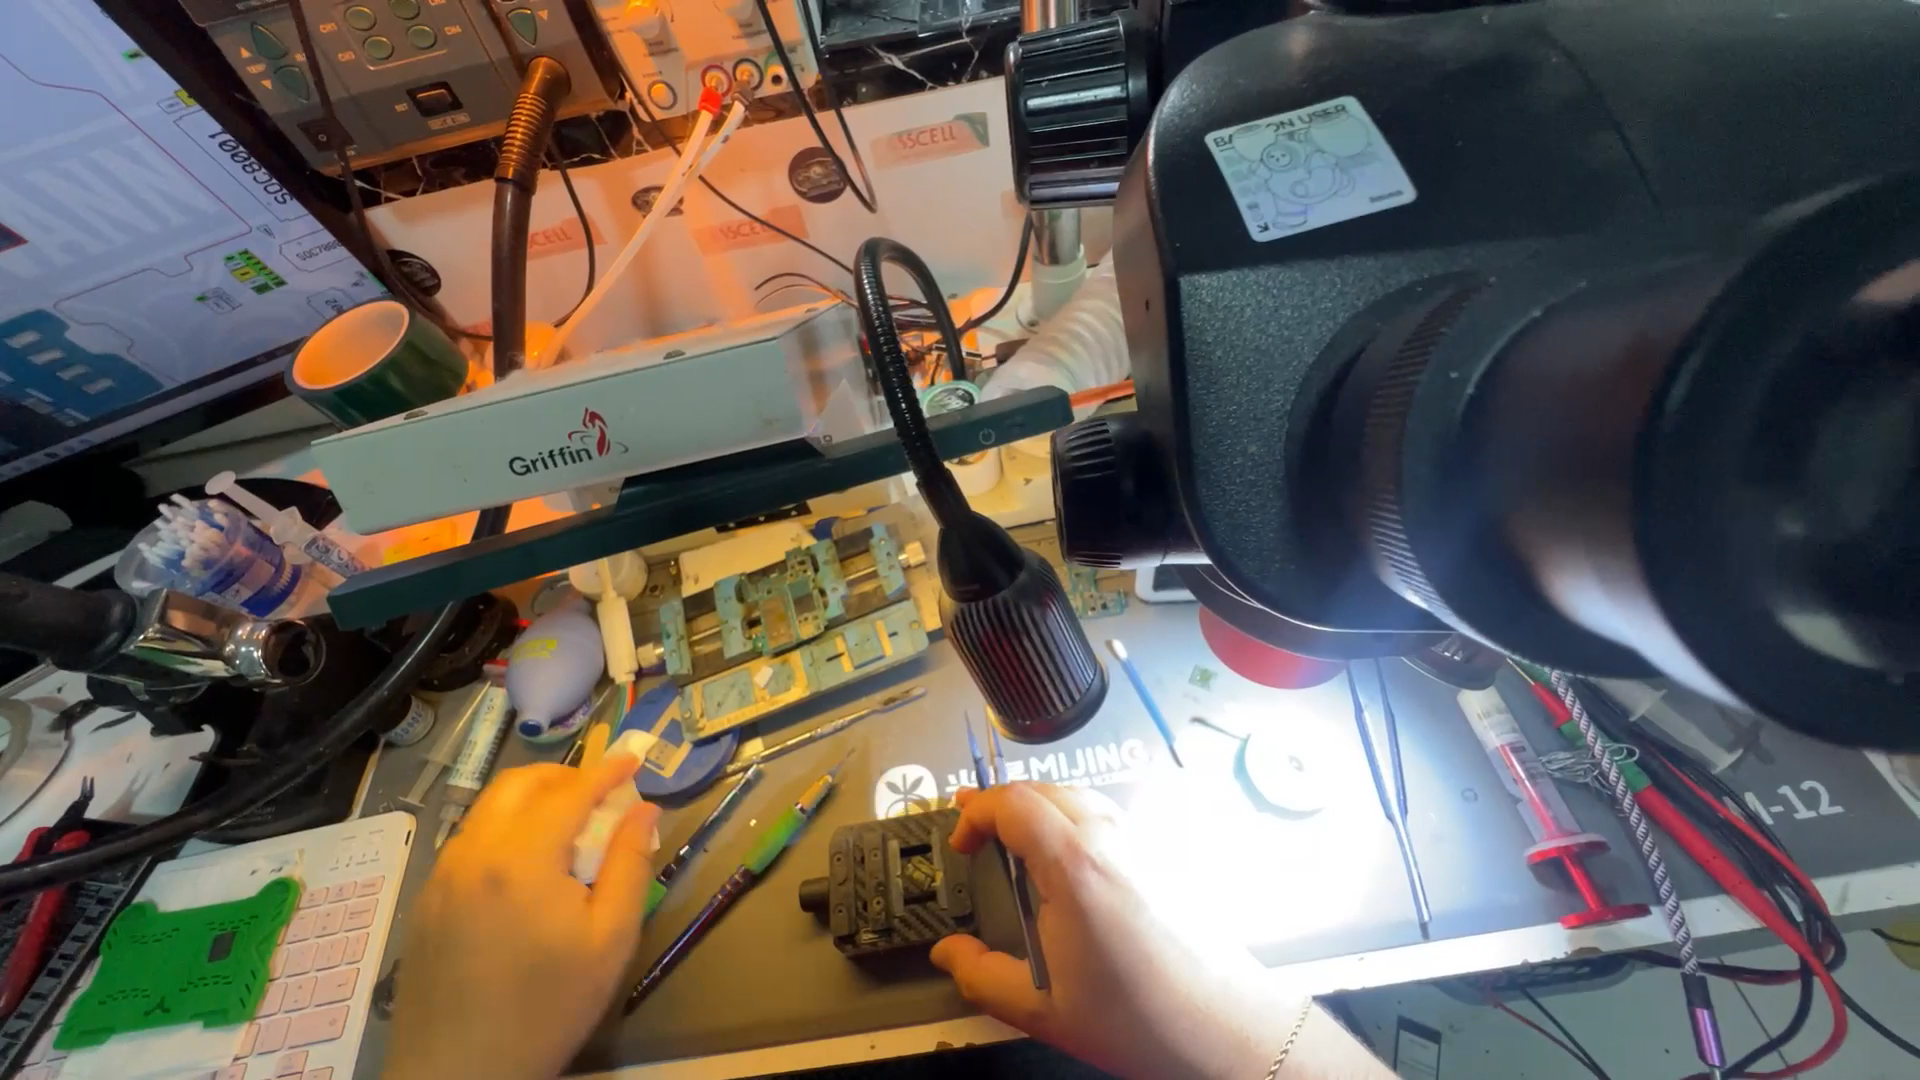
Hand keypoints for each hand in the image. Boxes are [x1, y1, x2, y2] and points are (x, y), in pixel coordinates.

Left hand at [383, 756, 660, 1079]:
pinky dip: (506, 826)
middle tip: (600, 791)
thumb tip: (645, 810)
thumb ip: (630, 863)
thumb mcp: (609, 939)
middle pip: (518, 785)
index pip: (571, 792)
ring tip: (569, 825)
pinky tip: (529, 862)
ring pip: (488, 808)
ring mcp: (442, 877)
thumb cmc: (546, 1009)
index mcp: (521, 860)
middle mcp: (474, 854)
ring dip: (532, 799)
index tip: (634, 759)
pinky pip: (470, 839)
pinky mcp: (427, 901)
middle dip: (563, 775)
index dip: (607, 771)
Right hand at [930, 784, 1300, 1079]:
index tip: (961, 843)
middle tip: (973, 826)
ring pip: (1074, 793)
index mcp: (1073, 863)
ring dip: (1034, 804)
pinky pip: (1101, 811)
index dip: (976, 812)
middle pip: (1041, 788)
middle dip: (999, 802)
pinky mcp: (1156, 854)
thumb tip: (947, 954)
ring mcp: (1136, 840)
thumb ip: (981, 977)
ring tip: (1011, 830)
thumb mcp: (1044, 1008)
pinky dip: (1066, 814)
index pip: (1012, 803)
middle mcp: (1106, 837)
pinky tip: (1063, 850)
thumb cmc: (1140, 1017)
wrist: (1228, 1029)